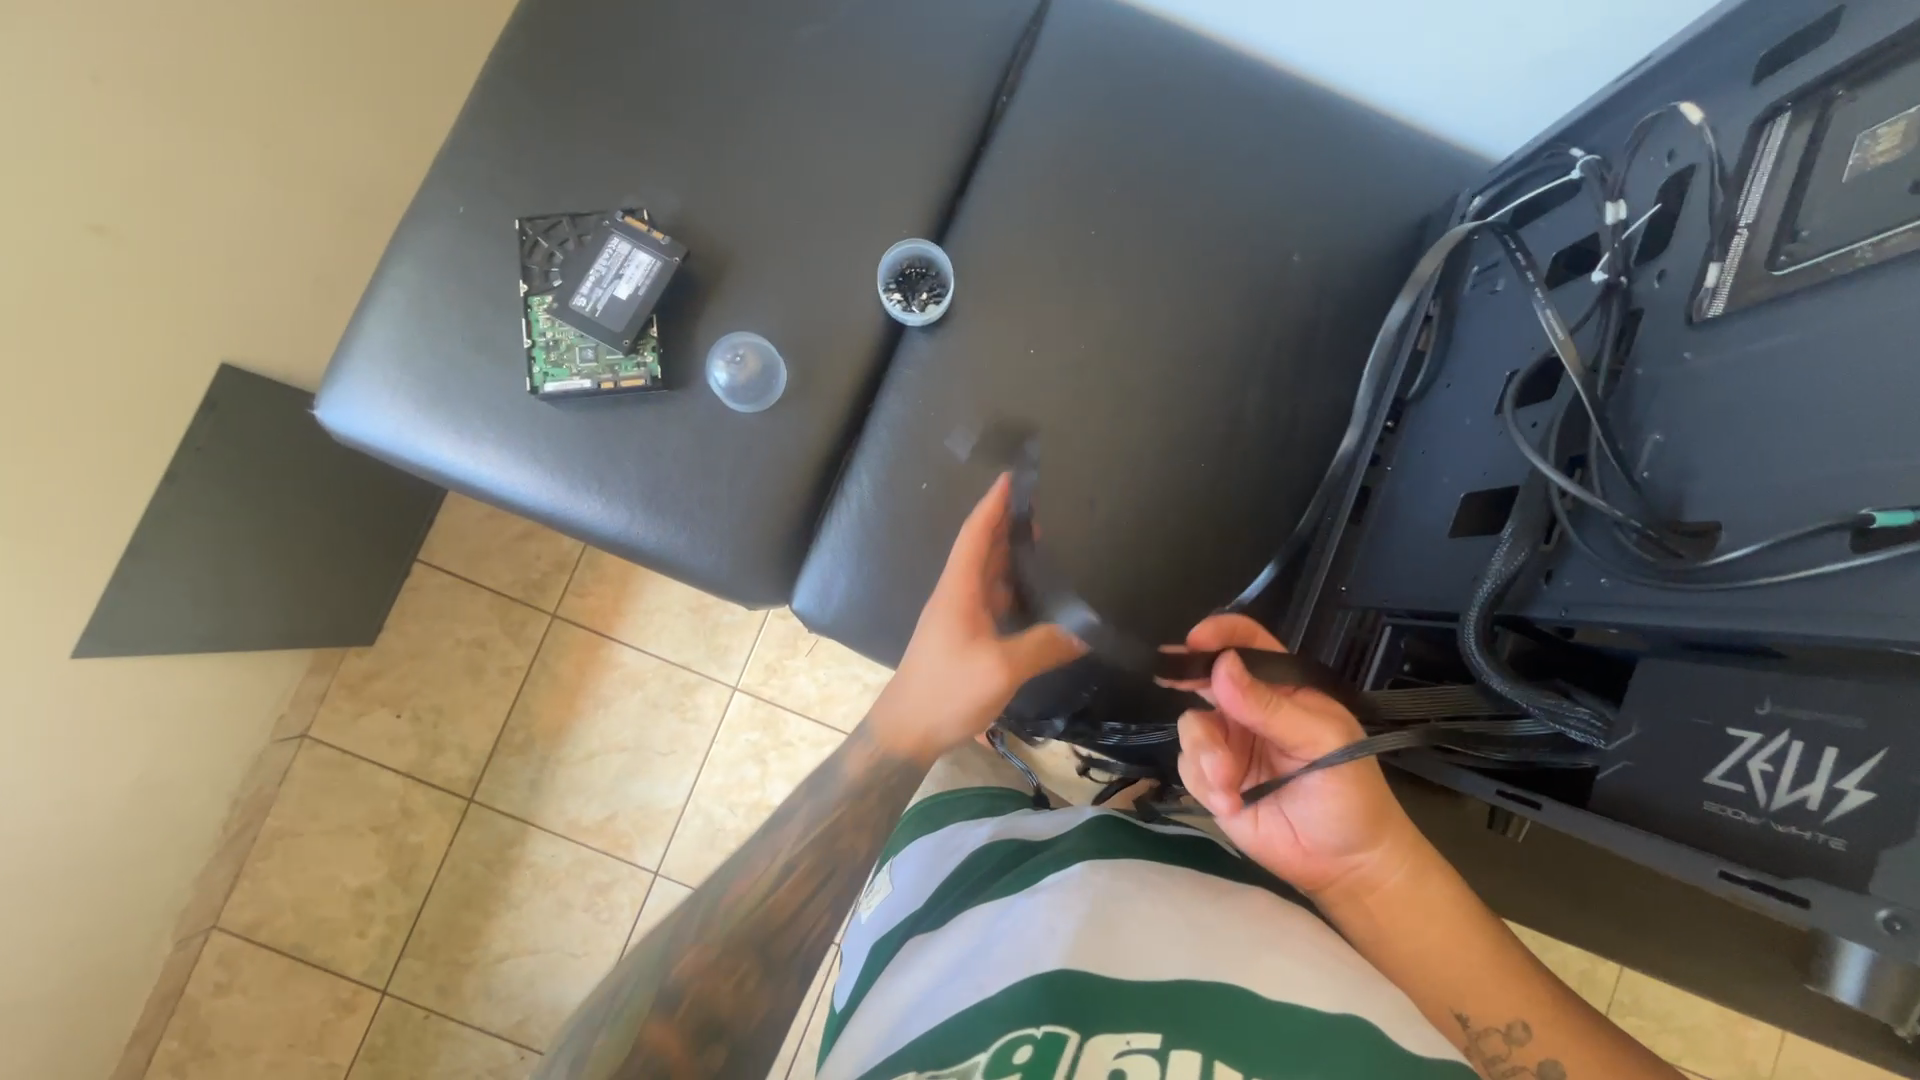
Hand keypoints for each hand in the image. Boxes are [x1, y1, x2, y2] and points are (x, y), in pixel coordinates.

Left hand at [870, 473, 1086, 762]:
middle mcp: (956, 596)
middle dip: (1006, 525)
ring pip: (986, 576)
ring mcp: (957, 619)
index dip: (993, 505)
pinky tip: (1032, 596)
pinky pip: (990, 602)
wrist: (907, 730)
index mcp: (959, 590)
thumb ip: (1044, 646)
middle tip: (1039, 509)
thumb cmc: (947, 691)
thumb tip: (1083, 633)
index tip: (1010, 477)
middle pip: (981, 550)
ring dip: (1009, 557)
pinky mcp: (962, 639)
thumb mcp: (1002, 669)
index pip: (976, 534)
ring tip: (1042, 545)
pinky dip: (1010, 590)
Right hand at [1173, 614, 1429, 902]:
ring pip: (1191, 726)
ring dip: (1205, 753)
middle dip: (1185, 679)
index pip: (1247, 643)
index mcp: (1281, 688)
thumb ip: (1269, 705)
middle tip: (1169, 680)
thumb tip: (1221, 665)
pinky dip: (1205, 784)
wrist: (1345, 863)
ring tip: (1228, 783)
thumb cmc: (1349, 790)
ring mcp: (1228, 744)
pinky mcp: (1212, 780)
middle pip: (1204, 678)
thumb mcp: (1320, 740)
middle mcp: (1248, 709)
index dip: (1221, 634)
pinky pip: (1187, 766)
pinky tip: (1231, 803)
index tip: (1196, 641)